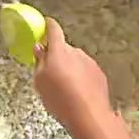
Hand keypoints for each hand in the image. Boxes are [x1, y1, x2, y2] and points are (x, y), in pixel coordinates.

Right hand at [31, 19, 113, 136]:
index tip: (46, 23)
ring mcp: (89, 62)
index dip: (49, 26)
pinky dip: (80, 77)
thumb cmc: (60, 98)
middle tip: (49, 72)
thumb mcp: (40, 81)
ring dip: (69, 68)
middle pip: (64, 48)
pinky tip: (76, 93)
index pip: (54, 30)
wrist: (89, 115)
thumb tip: (39, 49)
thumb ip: (39, 61)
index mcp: (59, 50)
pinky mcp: (99, 74)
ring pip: (75, 61)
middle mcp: (76, 52)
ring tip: (64, 88)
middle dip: (57, 56)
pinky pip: (85, 71)